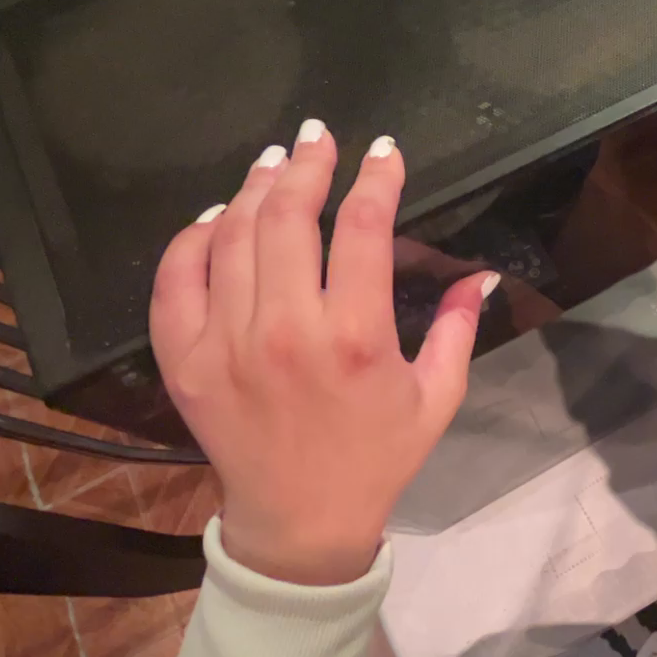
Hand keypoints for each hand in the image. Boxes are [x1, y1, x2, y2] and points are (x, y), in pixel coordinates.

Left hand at [150, 122, 496, 584]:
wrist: (301, 520)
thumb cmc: (381, 456)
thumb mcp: (439, 396)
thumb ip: (461, 329)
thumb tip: (482, 275)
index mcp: (355, 337)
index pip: (363, 229)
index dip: (376, 179)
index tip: (384, 150)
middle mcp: (284, 329)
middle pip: (287, 218)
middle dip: (308, 166)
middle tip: (321, 137)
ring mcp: (223, 343)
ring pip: (231, 238)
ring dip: (254, 189)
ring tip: (275, 161)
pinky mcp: (182, 361)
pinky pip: (174, 280)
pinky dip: (190, 239)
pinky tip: (215, 216)